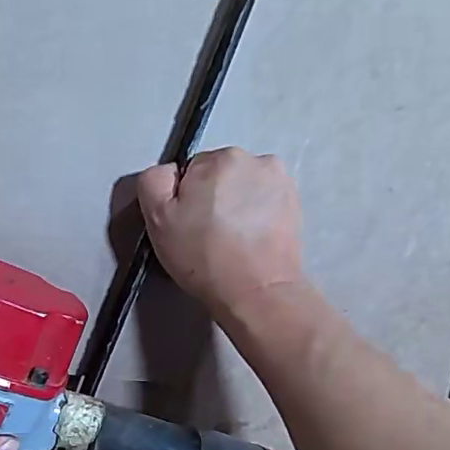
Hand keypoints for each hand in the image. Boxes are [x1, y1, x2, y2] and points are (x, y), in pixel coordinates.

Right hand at [136, 146, 306, 314]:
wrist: (257, 291)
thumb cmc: (206, 257)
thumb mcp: (157, 218)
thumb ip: (154, 181)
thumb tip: (168, 173)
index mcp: (219, 158)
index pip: (190, 171)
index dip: (184, 200)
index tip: (186, 224)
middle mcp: (255, 160)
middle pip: (219, 176)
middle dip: (211, 199)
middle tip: (207, 235)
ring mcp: (280, 181)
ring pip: (243, 189)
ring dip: (235, 206)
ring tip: (230, 241)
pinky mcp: (295, 204)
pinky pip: (264, 203)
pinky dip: (256, 217)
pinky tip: (248, 242)